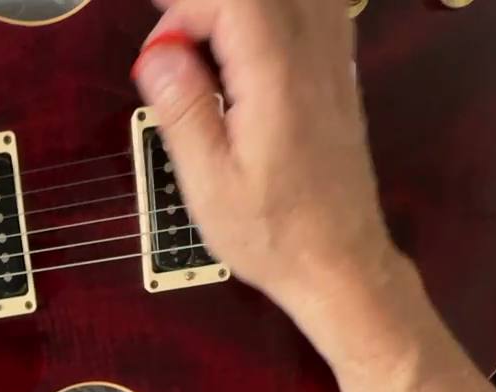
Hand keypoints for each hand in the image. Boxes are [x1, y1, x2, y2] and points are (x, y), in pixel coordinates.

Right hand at [131, 0, 405, 327]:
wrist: (337, 260)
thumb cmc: (270, 234)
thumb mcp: (210, 185)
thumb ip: (183, 111)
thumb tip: (156, 54)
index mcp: (277, 78)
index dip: (184, 9)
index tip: (156, 55)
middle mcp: (313, 54)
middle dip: (205, 5)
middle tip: (170, 43)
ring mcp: (334, 58)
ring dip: (238, 10)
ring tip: (201, 43)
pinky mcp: (340, 72)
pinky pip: (313, 8)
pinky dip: (273, 14)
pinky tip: (246, 49)